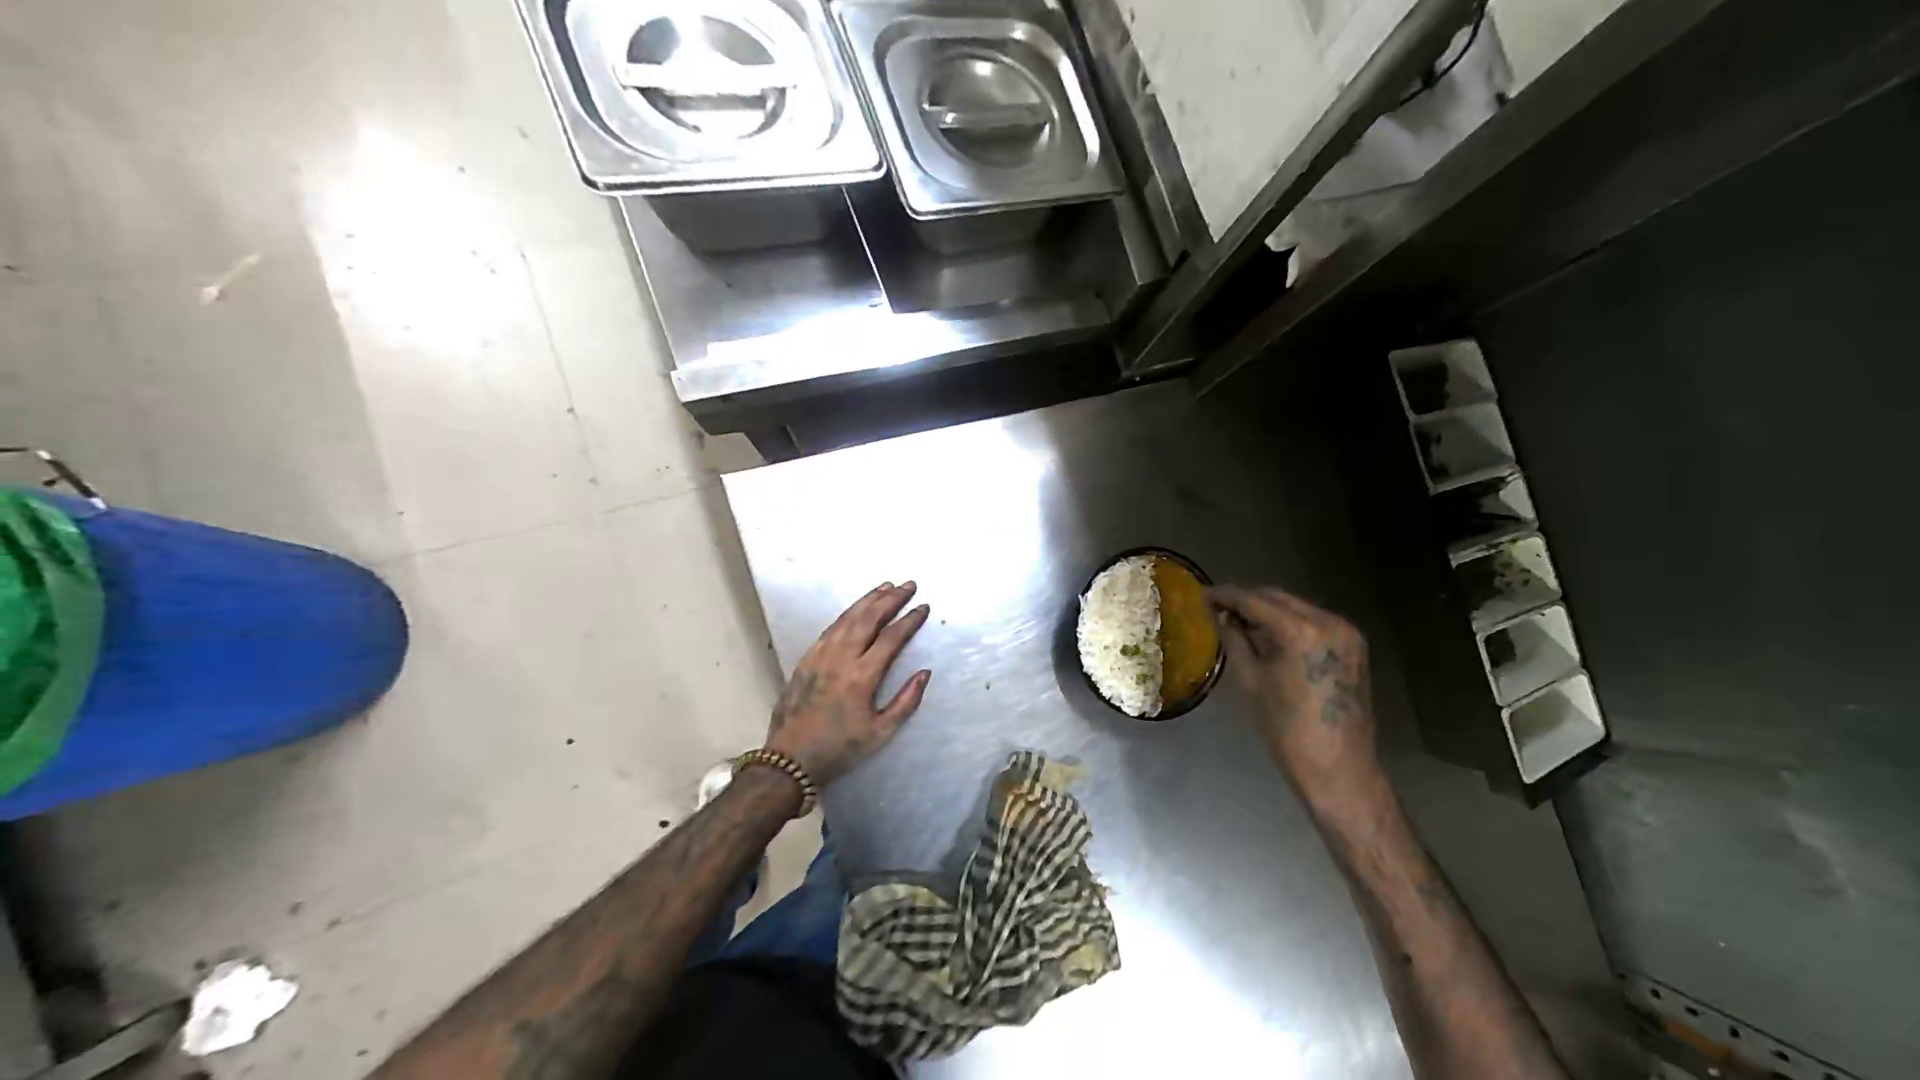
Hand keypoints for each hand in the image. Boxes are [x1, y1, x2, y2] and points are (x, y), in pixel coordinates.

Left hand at [765, 581, 932, 785]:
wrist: (790, 758)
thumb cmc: (840, 748)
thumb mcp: (880, 733)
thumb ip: (906, 702)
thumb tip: (924, 673)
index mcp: (861, 677)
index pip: (891, 638)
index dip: (909, 620)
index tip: (923, 607)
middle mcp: (840, 658)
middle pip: (869, 619)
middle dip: (890, 599)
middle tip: (908, 585)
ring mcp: (820, 655)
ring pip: (848, 618)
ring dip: (868, 600)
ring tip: (886, 587)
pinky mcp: (807, 658)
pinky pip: (831, 628)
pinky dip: (847, 613)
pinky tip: (857, 608)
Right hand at [1207, 586, 1379, 799]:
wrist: (1339, 768)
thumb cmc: (1287, 729)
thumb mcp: (1251, 681)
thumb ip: (1235, 640)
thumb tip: (1221, 616)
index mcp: (1300, 631)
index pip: (1254, 601)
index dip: (1226, 596)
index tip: (1202, 594)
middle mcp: (1329, 622)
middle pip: (1278, 598)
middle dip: (1248, 601)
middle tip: (1218, 609)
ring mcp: (1346, 633)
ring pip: (1297, 607)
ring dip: (1268, 611)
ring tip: (1241, 623)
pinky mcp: (1354, 646)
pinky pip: (1314, 622)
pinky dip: (1290, 623)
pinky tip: (1270, 636)